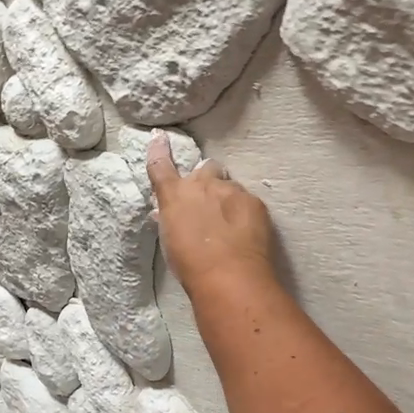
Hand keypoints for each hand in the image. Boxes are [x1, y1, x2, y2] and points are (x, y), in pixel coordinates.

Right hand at [145, 131, 274, 294]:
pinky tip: (244, 231)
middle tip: (209, 202)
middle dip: (207, 179)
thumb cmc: (190, 263)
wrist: (229, 276)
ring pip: (229, 185)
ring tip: (229, 223)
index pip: (161, 165)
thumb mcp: (170, 239)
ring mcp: (231, 190)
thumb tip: (168, 212)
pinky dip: (244, 211)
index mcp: (175, 194)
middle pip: (206, 168)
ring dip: (227, 197)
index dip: (159, 150)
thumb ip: (171, 218)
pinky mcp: (254, 202)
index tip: (159, 136)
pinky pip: (246, 200)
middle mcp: (202, 184)